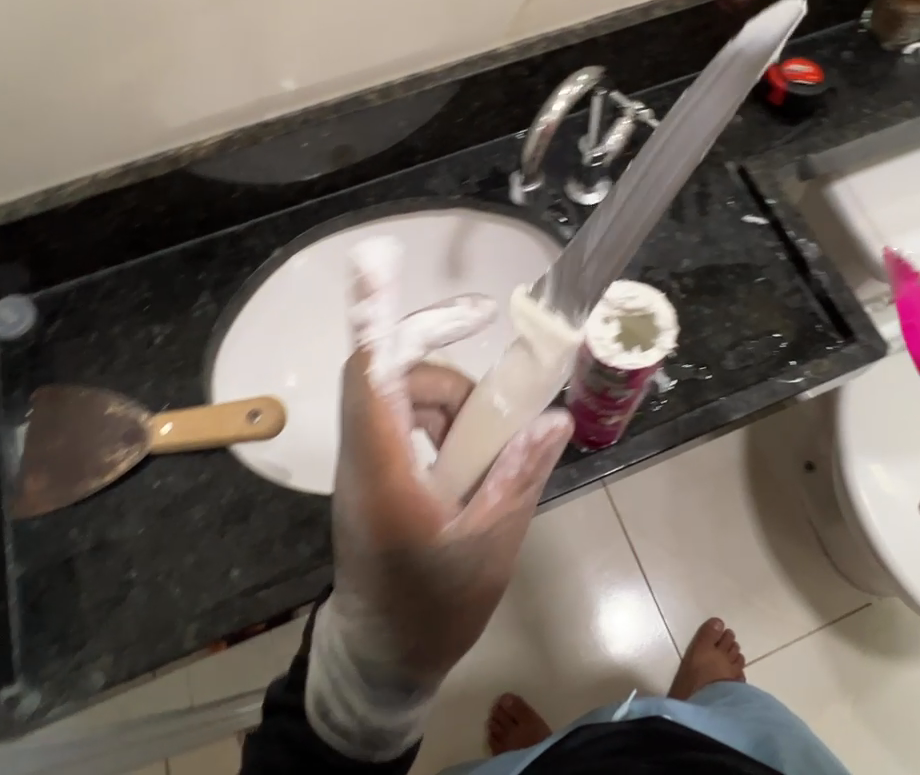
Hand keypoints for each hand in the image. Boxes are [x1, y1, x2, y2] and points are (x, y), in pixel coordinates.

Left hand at [306, 242, 571, 760]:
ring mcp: (365, 462)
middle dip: (447, 364)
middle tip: (501, 398)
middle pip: (394, 372)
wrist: (382, 656)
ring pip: (406, 395)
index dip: (378, 314)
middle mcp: (364, 454)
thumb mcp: (492, 543)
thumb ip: (520, 473)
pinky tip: (473, 462)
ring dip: (454, 403)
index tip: (387, 262)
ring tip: (492, 452)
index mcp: (385, 471)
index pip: (369, 373)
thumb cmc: (434, 607)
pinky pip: (408, 421)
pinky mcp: (375, 473)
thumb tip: (554, 419)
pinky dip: (445, 424)